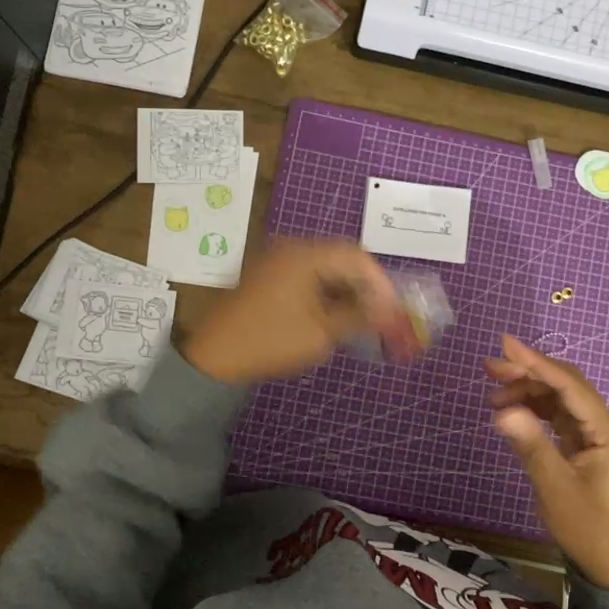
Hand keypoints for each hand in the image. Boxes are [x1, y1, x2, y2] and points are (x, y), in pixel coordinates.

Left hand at [181, 240, 417, 384]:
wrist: (212, 359)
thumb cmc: (269, 342)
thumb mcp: (321, 332)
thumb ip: (361, 317)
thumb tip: (395, 314)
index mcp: (305, 254)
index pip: (358, 257)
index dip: (382, 285)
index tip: (395, 313)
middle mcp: (292, 249)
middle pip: (344, 260)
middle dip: (368, 289)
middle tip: (386, 318)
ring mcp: (279, 262)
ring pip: (328, 270)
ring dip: (349, 294)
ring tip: (366, 324)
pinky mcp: (271, 278)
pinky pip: (310, 278)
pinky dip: (329, 296)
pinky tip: (339, 319)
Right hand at [486, 335, 608, 589]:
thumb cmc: (587, 528)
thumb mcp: (555, 487)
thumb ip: (530, 444)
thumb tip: (502, 409)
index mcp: (608, 433)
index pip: (570, 386)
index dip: (537, 363)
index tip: (506, 344)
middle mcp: (606, 427)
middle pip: (566, 387)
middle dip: (529, 372)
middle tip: (490, 366)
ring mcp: (597, 437)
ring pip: (560, 400)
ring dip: (529, 392)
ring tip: (492, 393)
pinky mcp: (586, 448)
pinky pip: (559, 417)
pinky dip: (535, 410)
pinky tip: (511, 411)